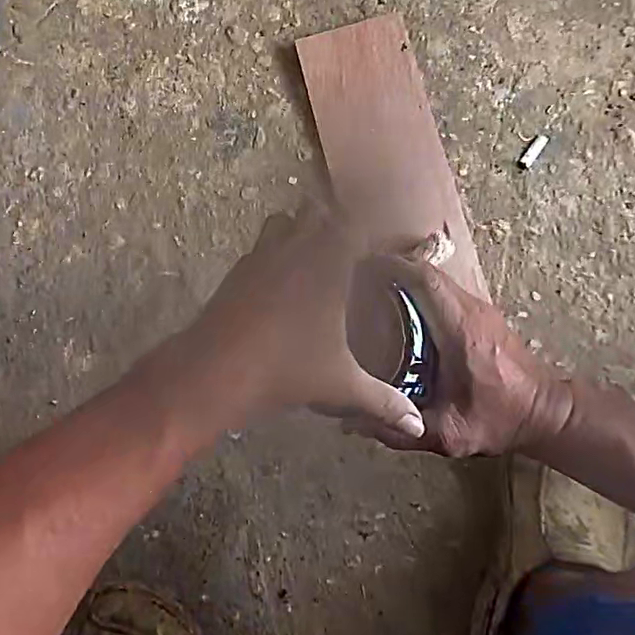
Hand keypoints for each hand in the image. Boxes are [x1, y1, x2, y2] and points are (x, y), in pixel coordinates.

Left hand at [142, 202, 424, 437]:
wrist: (218, 367)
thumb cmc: (287, 369)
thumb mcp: (341, 385)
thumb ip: (383, 400)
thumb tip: (416, 424)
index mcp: (327, 265)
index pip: (353, 225)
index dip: (366, 227)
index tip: (378, 239)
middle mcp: (293, 250)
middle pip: (313, 210)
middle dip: (331, 218)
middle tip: (348, 242)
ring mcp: (260, 256)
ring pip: (280, 221)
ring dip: (296, 228)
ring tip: (313, 254)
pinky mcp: (236, 270)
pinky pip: (258, 247)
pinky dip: (272, 253)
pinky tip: (280, 282)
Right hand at [344, 254, 572, 456]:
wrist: (548, 415)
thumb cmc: (500, 420)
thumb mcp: (451, 434)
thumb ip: (405, 432)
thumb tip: (355, 423)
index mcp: (462, 330)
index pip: (424, 279)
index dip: (389, 267)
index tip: (356, 269)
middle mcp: (470, 309)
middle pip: (423, 270)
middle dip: (386, 267)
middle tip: (351, 278)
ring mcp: (476, 307)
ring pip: (431, 274)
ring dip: (399, 274)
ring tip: (364, 286)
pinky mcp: (476, 311)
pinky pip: (438, 285)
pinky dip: (412, 284)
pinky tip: (390, 300)